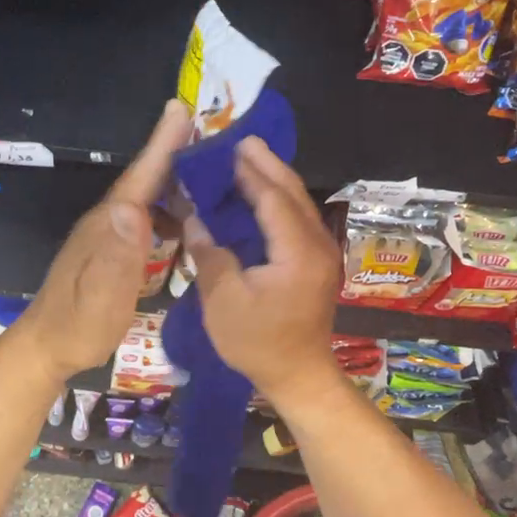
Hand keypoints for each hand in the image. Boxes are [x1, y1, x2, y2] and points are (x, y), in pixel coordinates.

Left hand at [15, 100, 192, 378]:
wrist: (48, 348)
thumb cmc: (78, 326)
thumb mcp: (102, 297)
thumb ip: (117, 256)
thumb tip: (132, 208)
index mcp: (108, 224)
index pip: (139, 176)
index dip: (161, 143)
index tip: (180, 107)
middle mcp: (108, 221)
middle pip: (145, 179)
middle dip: (175, 152)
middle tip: (213, 132)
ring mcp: (108, 235)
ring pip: (147, 197)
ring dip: (175, 180)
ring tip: (211, 170)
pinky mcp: (112, 250)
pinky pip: (146, 218)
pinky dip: (169, 209)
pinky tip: (188, 218)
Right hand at [183, 136, 340, 400]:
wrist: (298, 377)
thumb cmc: (258, 343)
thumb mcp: (222, 300)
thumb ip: (210, 252)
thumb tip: (196, 217)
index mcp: (297, 252)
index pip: (273, 199)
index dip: (250, 172)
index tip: (227, 148)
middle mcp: (316, 245)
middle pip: (292, 194)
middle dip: (266, 164)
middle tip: (240, 139)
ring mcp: (320, 253)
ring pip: (298, 204)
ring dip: (273, 179)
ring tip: (246, 157)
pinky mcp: (315, 262)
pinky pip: (297, 219)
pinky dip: (277, 200)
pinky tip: (257, 194)